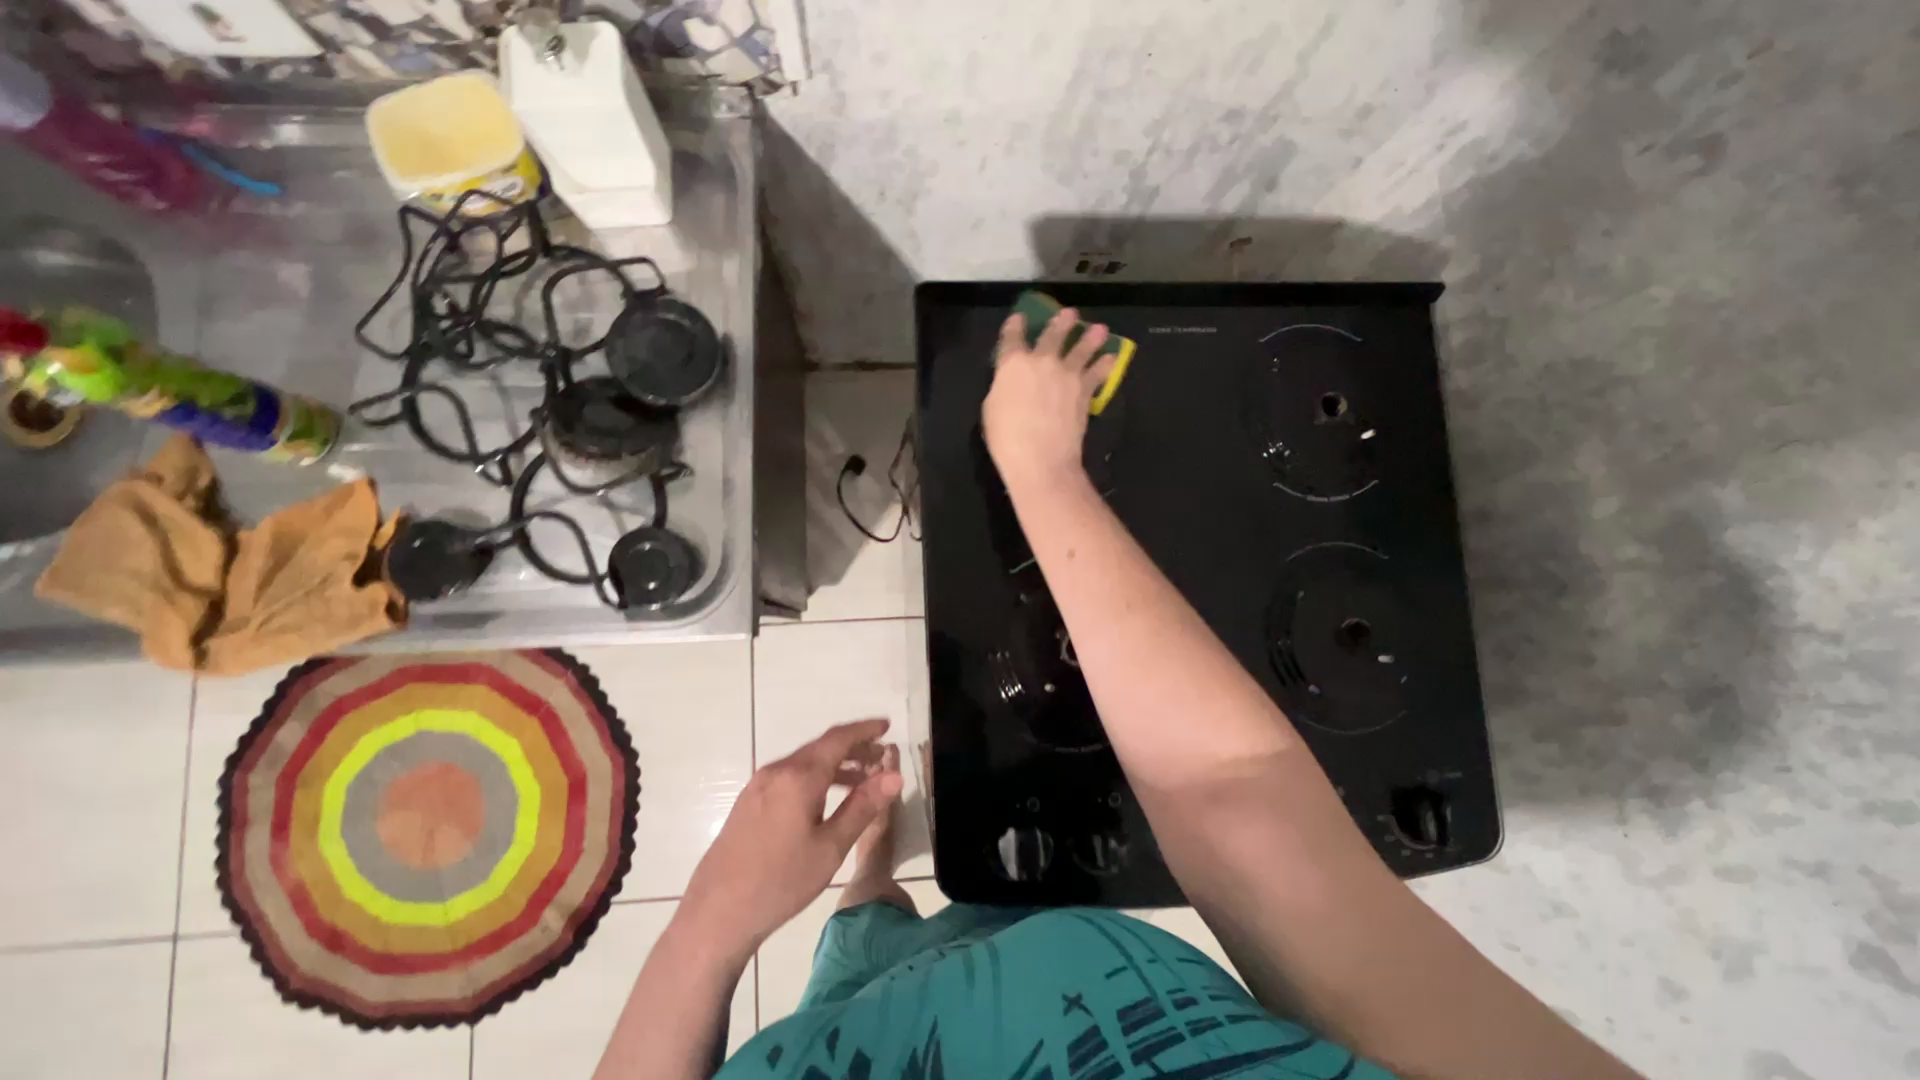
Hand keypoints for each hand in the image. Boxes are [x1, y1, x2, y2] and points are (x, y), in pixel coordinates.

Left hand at [679, 719, 904, 949]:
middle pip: (821, 748)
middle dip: (853, 749)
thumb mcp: (830, 847)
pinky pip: (789, 777)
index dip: (865, 730)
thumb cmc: (781, 881)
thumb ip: (863, 806)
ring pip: (804, 763)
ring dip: (834, 765)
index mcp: (798, 777)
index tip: (887, 726)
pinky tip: (826, 800)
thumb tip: (894, 775)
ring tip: (862, 781)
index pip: (838, 739)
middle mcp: (776, 771)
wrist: (717, 913)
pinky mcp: (748, 803)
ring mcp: (758, 786)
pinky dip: (815, 778)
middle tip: (882, 758)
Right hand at [982, 307, 1117, 491]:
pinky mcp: (1084, 391)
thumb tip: (1011, 383)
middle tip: (1070, 313)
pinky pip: (1097, 373)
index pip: (1012, 338)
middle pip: (1052, 336)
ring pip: (1081, 349)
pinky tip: (1112, 358)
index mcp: (1012, 365)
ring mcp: (1066, 375)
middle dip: (1061, 323)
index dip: (1015, 326)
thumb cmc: (1006, 438)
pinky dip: (1105, 365)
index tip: (1019, 317)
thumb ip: (1003, 388)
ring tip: (1100, 329)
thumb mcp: (992, 409)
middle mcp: (1041, 362)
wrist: (1041, 458)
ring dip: (1091, 338)